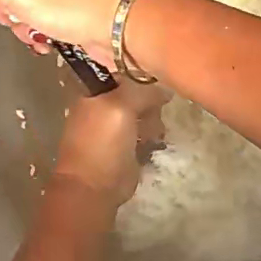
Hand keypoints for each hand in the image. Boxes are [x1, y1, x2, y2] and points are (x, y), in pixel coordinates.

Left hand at [50, 82, 169, 208]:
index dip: (142, 79)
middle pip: (139, 94)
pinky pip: (147, 132)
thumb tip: (166, 89)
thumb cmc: (102, 143)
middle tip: (151, 116)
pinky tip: (153, 143)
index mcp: (95, 92)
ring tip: (151, 134)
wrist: (94, 186)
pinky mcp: (127, 146)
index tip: (155, 89)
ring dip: (153, 122)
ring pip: (145, 113)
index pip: (125, 74)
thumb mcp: (120, 106)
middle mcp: (105, 106)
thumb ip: (142, 91)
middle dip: (150, 104)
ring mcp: (116, 127)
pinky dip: (152, 136)